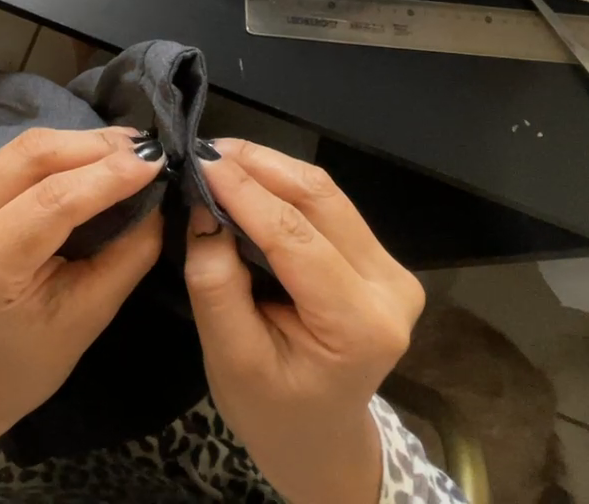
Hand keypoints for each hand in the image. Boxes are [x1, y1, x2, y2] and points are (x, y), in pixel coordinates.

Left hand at [0, 126, 164, 460]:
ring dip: (76, 144)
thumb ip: (126, 255)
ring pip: (19, 151)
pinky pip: (7, 161)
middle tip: (146, 146)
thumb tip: (158, 196)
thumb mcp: (85, 320)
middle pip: (29, 157)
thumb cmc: (22, 364)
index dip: (108, 174)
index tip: (157, 158)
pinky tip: (85, 164)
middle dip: (94, 145)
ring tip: (125, 149)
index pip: (51, 202)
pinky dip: (53, 157)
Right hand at [183, 139, 425, 503]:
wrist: (321, 439)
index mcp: (359, 325)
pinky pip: (326, 204)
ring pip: (324, 192)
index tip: (198, 159)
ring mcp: (391, 269)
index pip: (295, 237)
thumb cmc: (272, 411)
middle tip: (202, 149)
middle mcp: (389, 287)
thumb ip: (216, 285)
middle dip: (257, 164)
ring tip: (216, 158)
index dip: (244, 191)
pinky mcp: (377, 258)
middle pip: (319, 199)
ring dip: (267, 167)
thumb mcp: (231, 359)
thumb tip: (203, 210)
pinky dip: (280, 184)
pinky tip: (244, 178)